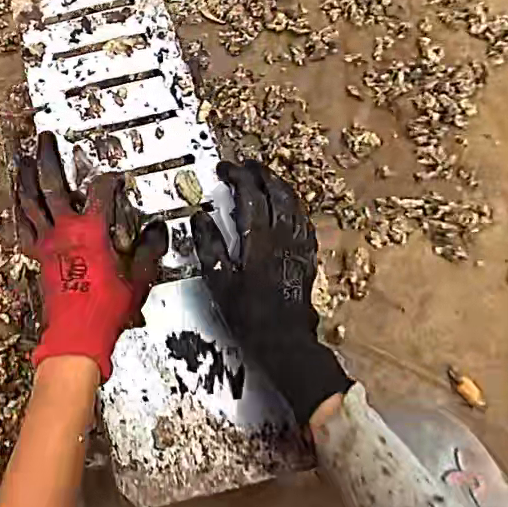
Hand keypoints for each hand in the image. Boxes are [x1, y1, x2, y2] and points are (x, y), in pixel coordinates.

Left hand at [14, 131, 166, 379]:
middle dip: (47, 158)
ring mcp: (48, 242)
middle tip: (44, 138)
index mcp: (93, 231)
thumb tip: (158, 232)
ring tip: (22, 158)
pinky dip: (19, 209)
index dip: (107, 178)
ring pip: (31, 201)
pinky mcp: (37, 255)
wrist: (76, 334)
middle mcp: (66, 230)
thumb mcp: (138, 280)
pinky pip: (24, 226)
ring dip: (26, 177)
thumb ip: (150, 252)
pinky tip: (16, 199)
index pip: (100, 192)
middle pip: (52, 184)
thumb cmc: (106, 309)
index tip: (113, 173)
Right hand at [194, 158, 351, 423]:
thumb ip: (209, 244)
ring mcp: (298, 246)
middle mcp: (282, 237)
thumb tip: (200, 216)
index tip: (224, 169)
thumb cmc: (248, 313)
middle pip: (276, 193)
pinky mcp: (307, 256)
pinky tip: (286, 207)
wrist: (285, 341)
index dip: (237, 177)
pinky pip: (302, 221)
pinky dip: (292, 206)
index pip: (249, 196)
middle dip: (260, 174)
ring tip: (264, 177)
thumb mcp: (218, 280)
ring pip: (293, 204)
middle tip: (245, 165)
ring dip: (278, 186)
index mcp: (258, 240)